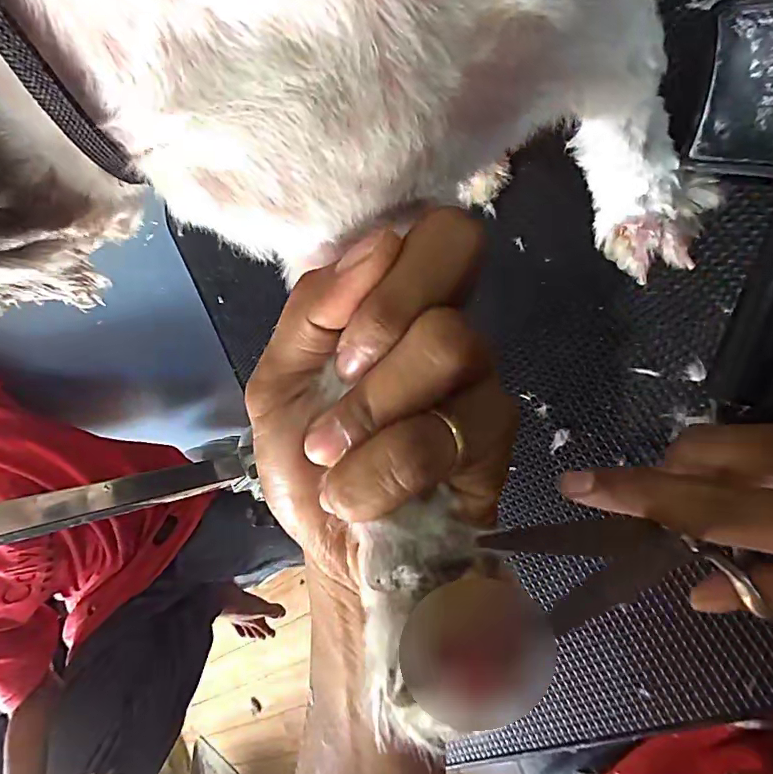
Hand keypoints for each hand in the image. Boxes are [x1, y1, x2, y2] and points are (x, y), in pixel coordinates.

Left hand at [246, 209, 516, 589]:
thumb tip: (377, 244)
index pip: (434, 230)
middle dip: (384, 311)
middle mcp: (448, 324)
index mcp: (398, 304)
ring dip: (370, 408)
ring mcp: (479, 375)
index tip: (345, 327)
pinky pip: (439, 432)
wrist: (335, 543)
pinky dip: (381, 469)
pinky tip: (361, 494)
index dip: (393, 262)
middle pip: (456, 249)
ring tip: (332, 453)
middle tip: (345, 374)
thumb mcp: (278, 380)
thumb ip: (313, 310)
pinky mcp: (495, 433)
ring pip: (446, 341)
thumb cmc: (308, 458)